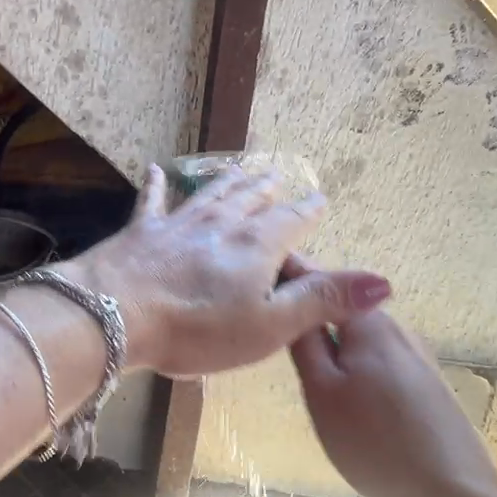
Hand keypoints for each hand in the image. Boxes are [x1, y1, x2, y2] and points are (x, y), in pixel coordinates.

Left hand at [60, 164, 388, 376]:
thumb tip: (382, 281)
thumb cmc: (197, 328)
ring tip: (241, 167)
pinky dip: (156, 185)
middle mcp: (221, 223)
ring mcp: (178, 223)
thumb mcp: (270, 325)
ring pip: (211, 193)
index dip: (308, 211)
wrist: (114, 313)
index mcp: (256, 246)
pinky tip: (154, 169)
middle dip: (268, 188)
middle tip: (279, 175)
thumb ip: (322, 300)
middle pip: (251, 199)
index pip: (291, 222)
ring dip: (228, 180)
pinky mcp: (141, 231)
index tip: (320, 198)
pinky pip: (152, 201)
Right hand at [290, 275, 496, 496]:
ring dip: (336, 351)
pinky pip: (379, 362)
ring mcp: (417, 357)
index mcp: (367, 322)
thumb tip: (293, 296)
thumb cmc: (376, 444)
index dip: (287, 279)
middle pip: (340, 310)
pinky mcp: (429, 385)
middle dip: (311, 323)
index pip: (318, 277)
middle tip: (283, 355)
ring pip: (360, 339)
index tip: (258, 295)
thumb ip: (304, 340)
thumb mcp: (321, 391)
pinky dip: (359, 373)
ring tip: (315, 387)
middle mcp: (396, 328)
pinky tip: (354, 408)